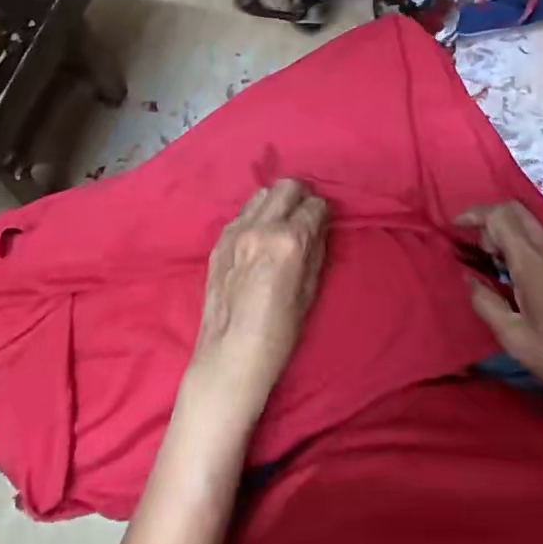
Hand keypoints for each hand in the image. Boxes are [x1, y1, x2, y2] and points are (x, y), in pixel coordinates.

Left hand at [187, 179, 329, 418]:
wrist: (229, 357)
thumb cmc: (280, 332)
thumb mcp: (310, 290)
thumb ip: (316, 250)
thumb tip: (319, 227)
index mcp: (290, 241)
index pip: (315, 204)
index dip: (323, 213)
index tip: (323, 222)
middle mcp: (261, 228)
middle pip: (287, 186)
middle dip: (302, 196)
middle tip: (305, 215)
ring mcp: (236, 232)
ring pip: (262, 194)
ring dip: (276, 202)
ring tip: (281, 223)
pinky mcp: (219, 242)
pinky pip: (243, 214)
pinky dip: (256, 217)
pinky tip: (259, 238)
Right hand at [458, 201, 542, 419]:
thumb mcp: (516, 341)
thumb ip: (487, 304)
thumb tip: (470, 278)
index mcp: (534, 264)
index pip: (500, 217)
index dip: (474, 214)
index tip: (456, 226)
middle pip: (519, 212)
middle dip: (491, 218)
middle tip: (477, 248)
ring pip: (536, 230)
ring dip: (512, 237)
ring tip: (499, 270)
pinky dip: (530, 253)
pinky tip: (529, 287)